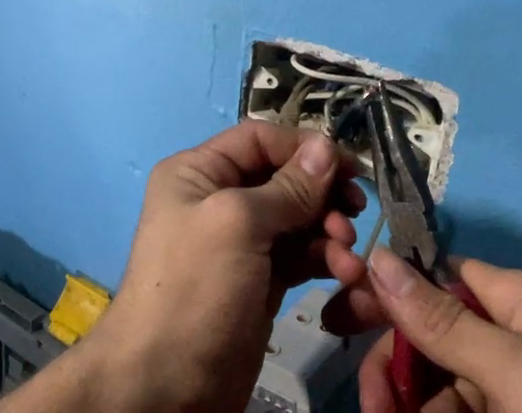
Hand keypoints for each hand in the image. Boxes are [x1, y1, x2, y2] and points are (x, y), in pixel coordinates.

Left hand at [0, 121, 364, 412]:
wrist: (166, 382)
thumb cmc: (196, 288)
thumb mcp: (237, 223)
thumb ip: (287, 186)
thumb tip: (326, 145)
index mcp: (198, 172)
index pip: (258, 139)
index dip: (304, 148)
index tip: (351, 168)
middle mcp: (217, 199)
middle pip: (282, 178)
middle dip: (321, 195)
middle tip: (355, 216)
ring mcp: (239, 243)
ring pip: (296, 219)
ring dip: (329, 232)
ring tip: (348, 258)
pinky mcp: (259, 282)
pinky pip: (299, 255)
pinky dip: (324, 259)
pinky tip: (346, 275)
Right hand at [327, 249, 521, 412]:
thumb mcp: (520, 374)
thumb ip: (444, 319)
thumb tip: (379, 255)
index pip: (444, 277)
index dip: (392, 294)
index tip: (342, 319)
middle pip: (436, 334)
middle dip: (395, 365)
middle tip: (368, 402)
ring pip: (443, 385)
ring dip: (407, 404)